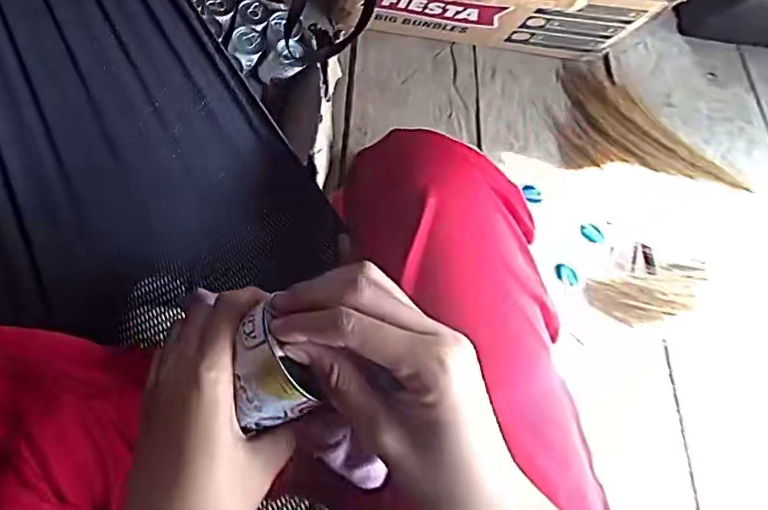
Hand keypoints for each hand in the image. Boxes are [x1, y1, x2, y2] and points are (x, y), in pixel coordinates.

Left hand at [124, 287, 296, 509]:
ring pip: (181, 324)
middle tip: (260, 324)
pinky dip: (188, 342)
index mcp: (205, 371)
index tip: (273, 304)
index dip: (248, 296)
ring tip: (237, 343)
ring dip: (206, 322)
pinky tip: (209, 369)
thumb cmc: (212, 497)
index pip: (224, 308)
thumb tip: (313, 412)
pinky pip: (168, 347)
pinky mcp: (148, 390)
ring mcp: (157, 374)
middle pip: (200, 307)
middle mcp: (177, 362)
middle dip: (229, 305)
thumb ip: (287, 432)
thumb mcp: (259, 467)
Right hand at [270, 263, 554, 509]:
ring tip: (296, 306)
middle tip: (279, 308)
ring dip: (327, 288)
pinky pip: (382, 296)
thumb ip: (338, 381)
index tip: (276, 328)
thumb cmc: (443, 481)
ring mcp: (439, 328)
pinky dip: (346, 295)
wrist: (491, 500)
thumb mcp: (382, 436)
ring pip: (371, 281)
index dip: (307, 321)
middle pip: (362, 285)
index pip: (353, 321)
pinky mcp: (432, 332)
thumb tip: (295, 342)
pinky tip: (323, 308)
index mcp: (431, 361)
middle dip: (313, 293)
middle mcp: (440, 333)